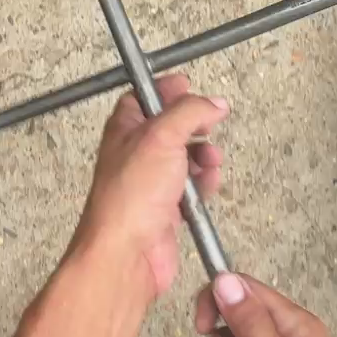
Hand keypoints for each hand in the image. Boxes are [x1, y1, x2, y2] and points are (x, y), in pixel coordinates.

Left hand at [66, 74, 227, 302]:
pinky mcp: (165, 208)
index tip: (188, 85)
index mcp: (124, 128)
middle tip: (209, 124)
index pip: (144, 97)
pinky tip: (208, 184)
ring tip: (211, 158)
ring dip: (203, 155)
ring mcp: (150, 181)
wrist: (128, 251)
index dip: (166, 89)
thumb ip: (189, 113)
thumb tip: (212, 102)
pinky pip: (190, 189)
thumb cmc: (130, 195)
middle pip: (169, 127)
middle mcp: (135, 153)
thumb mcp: (162, 137)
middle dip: (193, 125)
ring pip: (183, 158)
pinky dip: (204, 184)